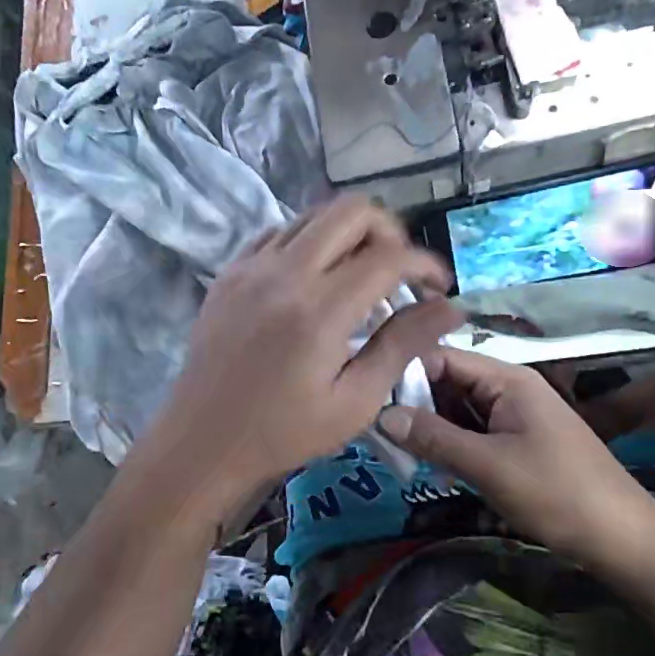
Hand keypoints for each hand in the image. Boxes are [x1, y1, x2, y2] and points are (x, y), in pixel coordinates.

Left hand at [138, 196, 464, 515]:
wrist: (203, 445)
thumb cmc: (284, 433)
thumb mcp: (355, 401)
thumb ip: (404, 344)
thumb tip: (452, 308)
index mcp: (320, 310)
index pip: (389, 256)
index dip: (425, 264)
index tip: (440, 287)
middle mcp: (284, 273)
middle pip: (352, 211)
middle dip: (390, 233)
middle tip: (400, 273)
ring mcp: (251, 267)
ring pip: (314, 214)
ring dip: (349, 234)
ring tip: (361, 274)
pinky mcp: (230, 272)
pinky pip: (279, 232)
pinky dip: (309, 242)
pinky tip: (315, 278)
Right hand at [377, 347, 654, 559]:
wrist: (620, 535)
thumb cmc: (555, 492)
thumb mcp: (488, 465)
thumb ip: (434, 438)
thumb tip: (382, 414)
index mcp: (506, 379)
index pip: (443, 357)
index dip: (406, 373)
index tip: (369, 398)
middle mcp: (509, 388)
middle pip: (449, 383)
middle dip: (415, 405)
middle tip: (379, 434)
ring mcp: (515, 415)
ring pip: (459, 410)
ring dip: (433, 430)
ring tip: (400, 454)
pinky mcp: (518, 441)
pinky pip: (475, 433)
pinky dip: (453, 446)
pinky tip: (435, 468)